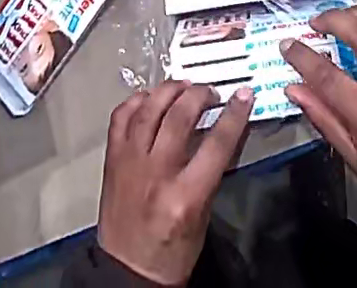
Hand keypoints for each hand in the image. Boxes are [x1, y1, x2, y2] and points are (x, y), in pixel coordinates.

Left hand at [98, 81, 251, 284]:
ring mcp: (129, 163)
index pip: (216, 144)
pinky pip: (121, 117)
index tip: (244, 95)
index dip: (234, 114)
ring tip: (184, 86)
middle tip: (211, 92)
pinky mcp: (111, 160)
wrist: (127, 273)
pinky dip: (137, 100)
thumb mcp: (203, 214)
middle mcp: (155, 174)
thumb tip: (223, 127)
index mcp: (184, 196)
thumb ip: (211, 169)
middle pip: (179, 116)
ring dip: (170, 90)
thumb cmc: (173, 250)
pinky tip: (151, 97)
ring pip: (149, 109)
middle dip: (200, 94)